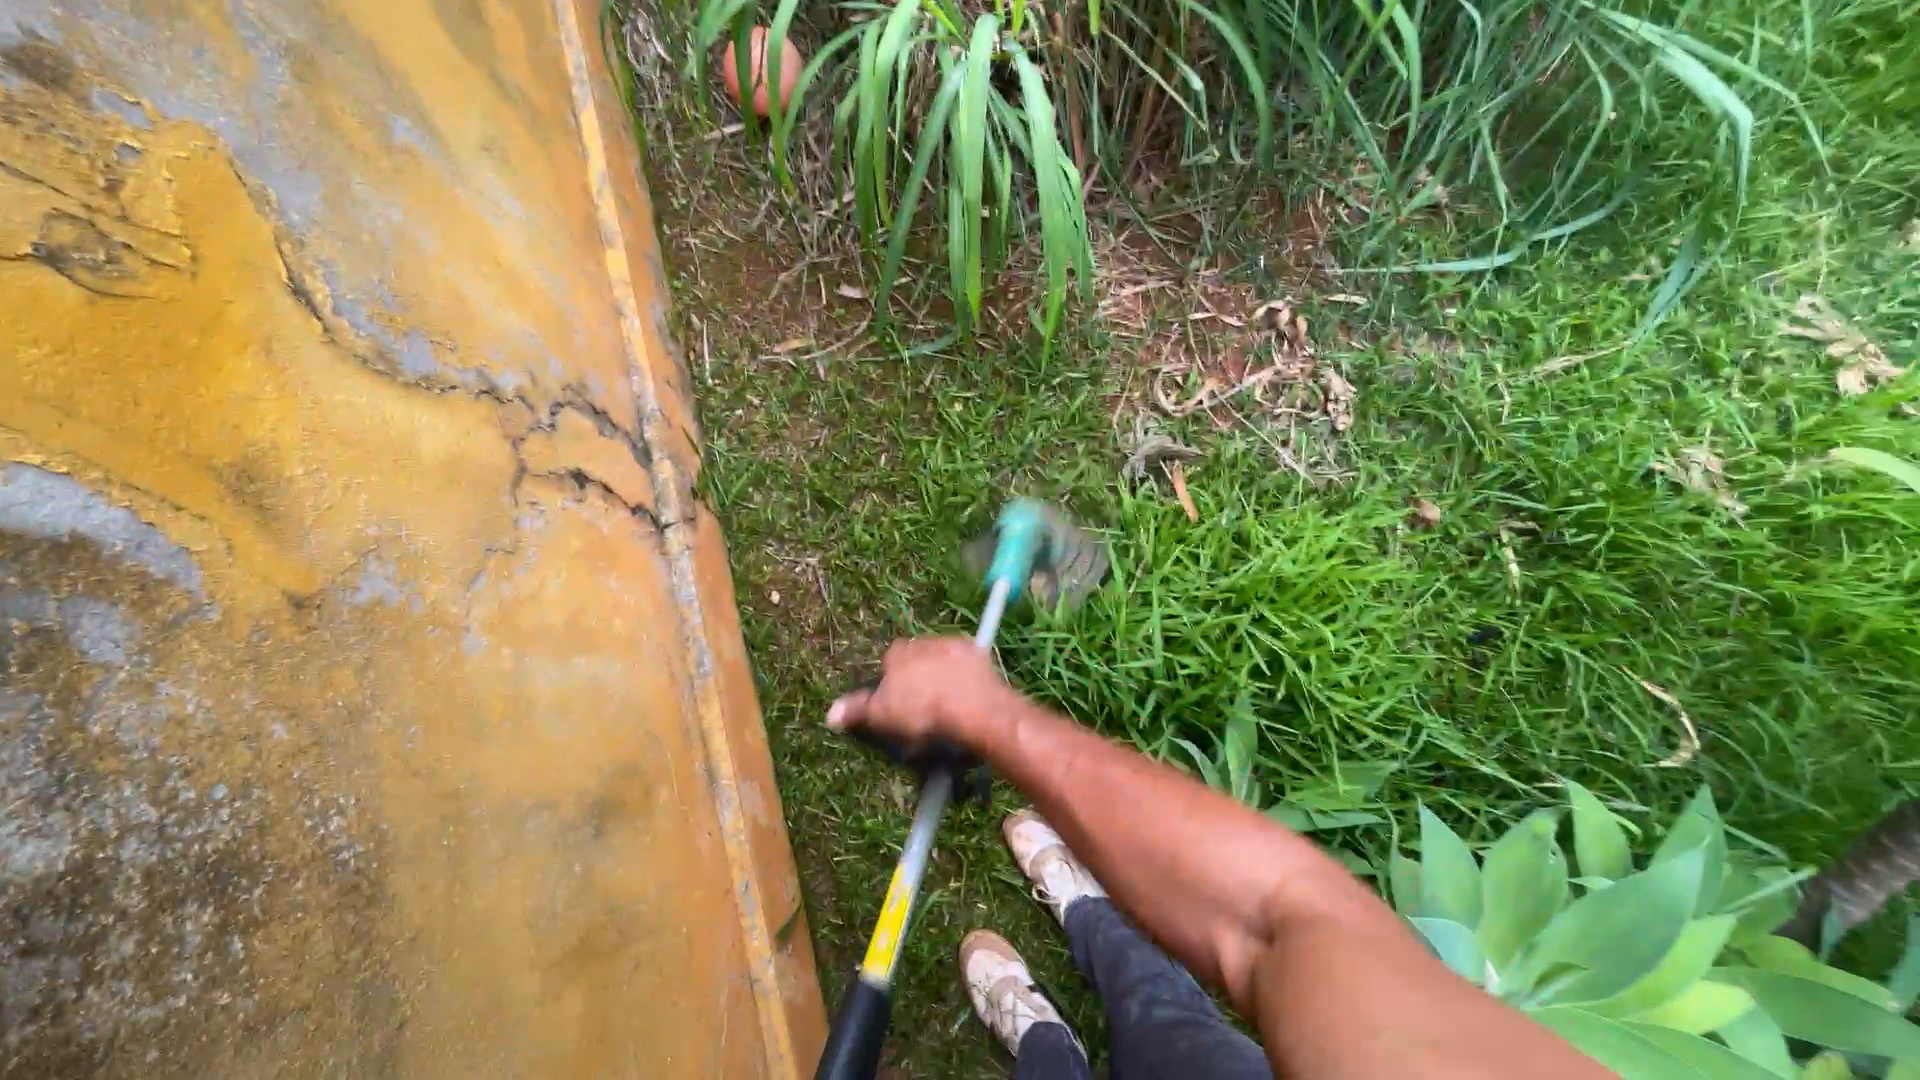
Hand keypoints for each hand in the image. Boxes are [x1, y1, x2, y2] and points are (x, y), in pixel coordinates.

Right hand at [827, 637, 1012, 745]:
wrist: (971, 706)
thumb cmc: (921, 710)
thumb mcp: (882, 715)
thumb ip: (856, 711)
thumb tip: (830, 714)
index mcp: (897, 653)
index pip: (889, 661)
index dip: (892, 680)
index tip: (898, 699)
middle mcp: (921, 642)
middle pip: (915, 656)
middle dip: (917, 672)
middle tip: (922, 700)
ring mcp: (950, 644)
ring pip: (941, 655)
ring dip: (941, 670)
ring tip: (946, 697)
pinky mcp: (976, 652)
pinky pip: (966, 660)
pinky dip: (964, 671)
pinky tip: (966, 690)